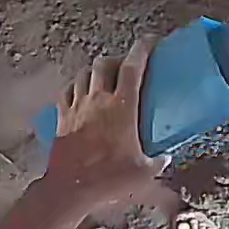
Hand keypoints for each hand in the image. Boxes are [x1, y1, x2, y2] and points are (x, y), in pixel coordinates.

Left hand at [42, 39, 165, 207]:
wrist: (70, 188)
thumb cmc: (109, 178)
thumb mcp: (143, 172)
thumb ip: (158, 161)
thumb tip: (166, 157)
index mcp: (121, 107)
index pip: (132, 67)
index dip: (142, 49)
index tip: (150, 40)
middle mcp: (97, 100)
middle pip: (104, 64)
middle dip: (116, 59)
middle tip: (126, 66)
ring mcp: (77, 107)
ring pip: (83, 74)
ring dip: (95, 70)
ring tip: (103, 76)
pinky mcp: (62, 118)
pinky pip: (67, 91)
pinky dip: (75, 86)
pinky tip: (80, 92)